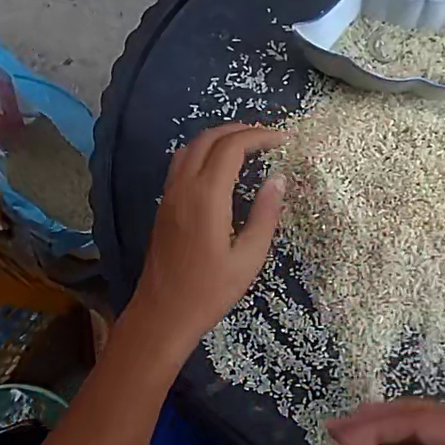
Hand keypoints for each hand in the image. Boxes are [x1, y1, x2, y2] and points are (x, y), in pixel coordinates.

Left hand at [121, 124, 285, 360]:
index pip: (231, 148)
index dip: (259, 136)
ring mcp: (169, 195)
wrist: (162, 314)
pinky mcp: (164, 206)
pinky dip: (204, 152)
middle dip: (240, 130)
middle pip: (208, 139)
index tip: (283, 139)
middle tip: (268, 136)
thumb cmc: (209, 291)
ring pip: (191, 147)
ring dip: (219, 138)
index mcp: (206, 197)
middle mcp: (183, 188)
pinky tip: (220, 167)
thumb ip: (265, 215)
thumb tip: (278, 179)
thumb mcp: (249, 258)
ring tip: (247, 145)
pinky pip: (181, 163)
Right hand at [329, 400, 444, 444]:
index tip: (340, 437)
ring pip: (430, 422)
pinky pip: (441, 439)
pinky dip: (410, 437)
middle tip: (334, 429)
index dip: (377, 427)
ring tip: (353, 430)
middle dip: (376, 418)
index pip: (420, 423)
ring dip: (390, 424)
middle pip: (421, 413)